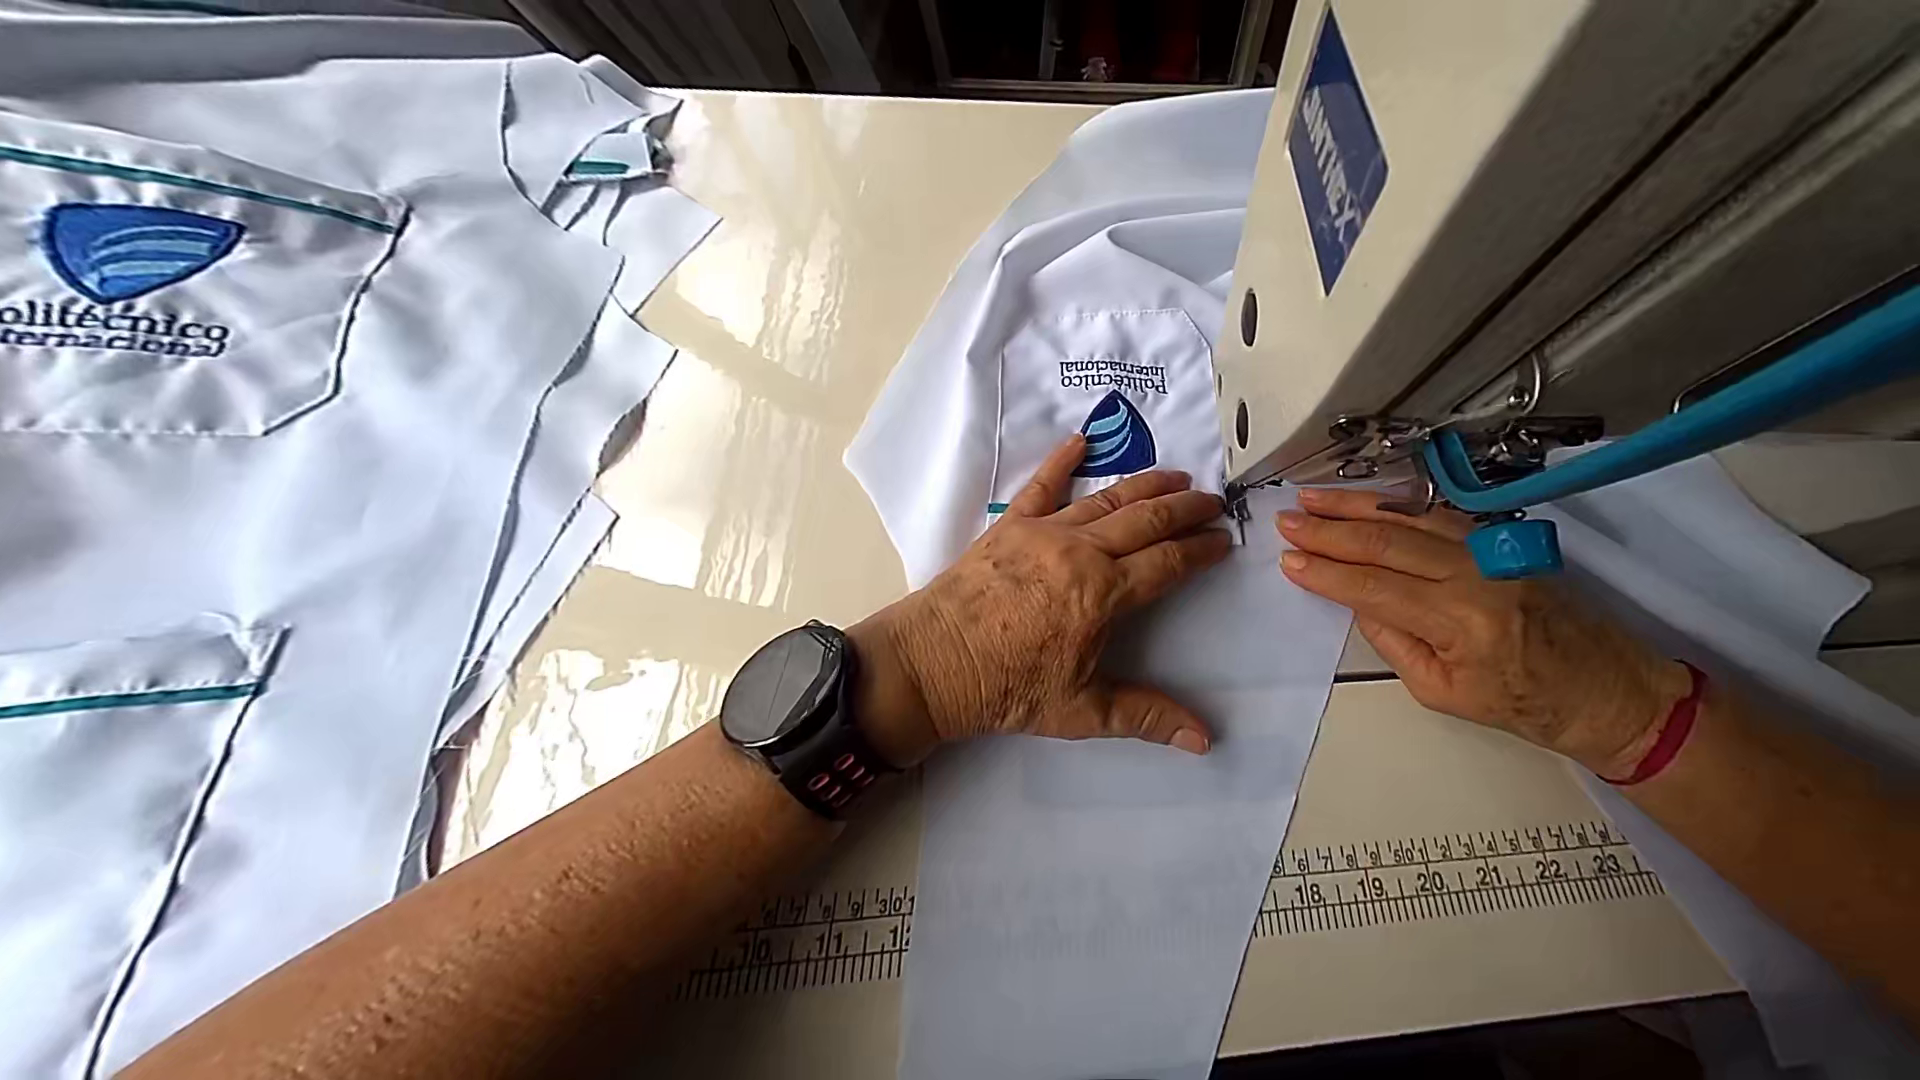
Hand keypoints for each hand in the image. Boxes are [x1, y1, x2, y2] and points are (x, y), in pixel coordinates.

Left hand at [849, 434, 1232, 765]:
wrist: (932, 663)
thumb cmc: (1005, 688)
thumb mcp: (1080, 711)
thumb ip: (1145, 716)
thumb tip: (1205, 740)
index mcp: (1102, 594)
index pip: (1167, 563)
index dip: (1200, 551)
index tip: (1222, 540)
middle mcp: (1078, 551)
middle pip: (1145, 521)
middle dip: (1184, 509)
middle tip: (1212, 501)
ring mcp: (1041, 532)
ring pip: (1105, 499)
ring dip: (1144, 485)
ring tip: (1175, 477)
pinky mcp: (1008, 526)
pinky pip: (1041, 485)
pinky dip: (1062, 461)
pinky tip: (1080, 441)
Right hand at [1275, 488, 1693, 778]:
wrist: (1610, 691)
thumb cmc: (1524, 704)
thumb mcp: (1439, 691)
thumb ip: (1392, 640)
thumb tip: (1358, 601)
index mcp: (1459, 622)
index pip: (1372, 587)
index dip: (1325, 572)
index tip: (1288, 560)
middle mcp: (1475, 577)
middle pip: (1385, 542)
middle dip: (1328, 530)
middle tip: (1287, 520)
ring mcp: (1491, 553)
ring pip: (1408, 517)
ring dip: (1354, 506)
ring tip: (1311, 498)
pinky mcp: (1499, 543)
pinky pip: (1436, 514)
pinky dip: (1394, 502)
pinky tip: (1364, 498)